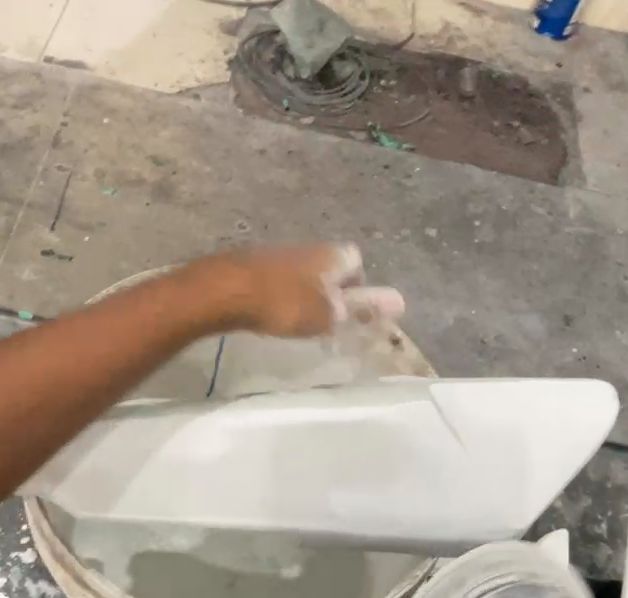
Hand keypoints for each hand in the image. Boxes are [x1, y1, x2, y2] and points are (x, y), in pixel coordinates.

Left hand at [191, 243, 405, 337]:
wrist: (225, 290)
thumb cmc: (284, 304)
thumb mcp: (329, 314)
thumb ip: (362, 308)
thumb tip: (402, 301)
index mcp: (332, 255)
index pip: (357, 262)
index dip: (358, 286)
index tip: (351, 312)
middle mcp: (308, 248)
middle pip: (329, 266)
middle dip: (331, 290)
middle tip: (326, 320)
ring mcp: (278, 253)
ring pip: (303, 272)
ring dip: (305, 293)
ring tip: (298, 320)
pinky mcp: (253, 264)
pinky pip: (278, 278)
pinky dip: (281, 294)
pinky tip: (271, 313)